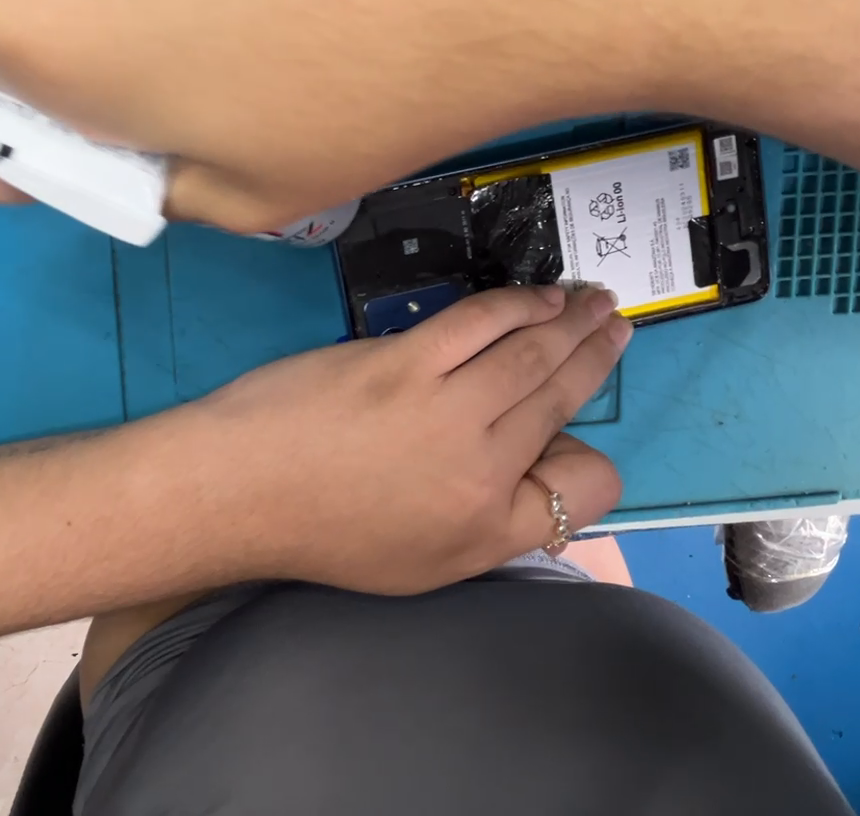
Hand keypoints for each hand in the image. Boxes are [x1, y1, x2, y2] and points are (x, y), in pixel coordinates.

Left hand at [165, 285, 631, 594]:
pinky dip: (518, 305)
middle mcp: (480, 467)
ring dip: (569, 322)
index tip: (574, 424)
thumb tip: (531, 468)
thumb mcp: (420, 564)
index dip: (590, 459)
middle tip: (618, 325)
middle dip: (596, 356)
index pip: (585, 487)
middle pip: (559, 398)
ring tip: (594, 302)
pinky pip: (480, 324)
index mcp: (487, 526)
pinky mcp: (403, 361)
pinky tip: (540, 296)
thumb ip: (490, 526)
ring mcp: (443, 407)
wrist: (240, 487)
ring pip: (530, 354)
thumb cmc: (322, 531)